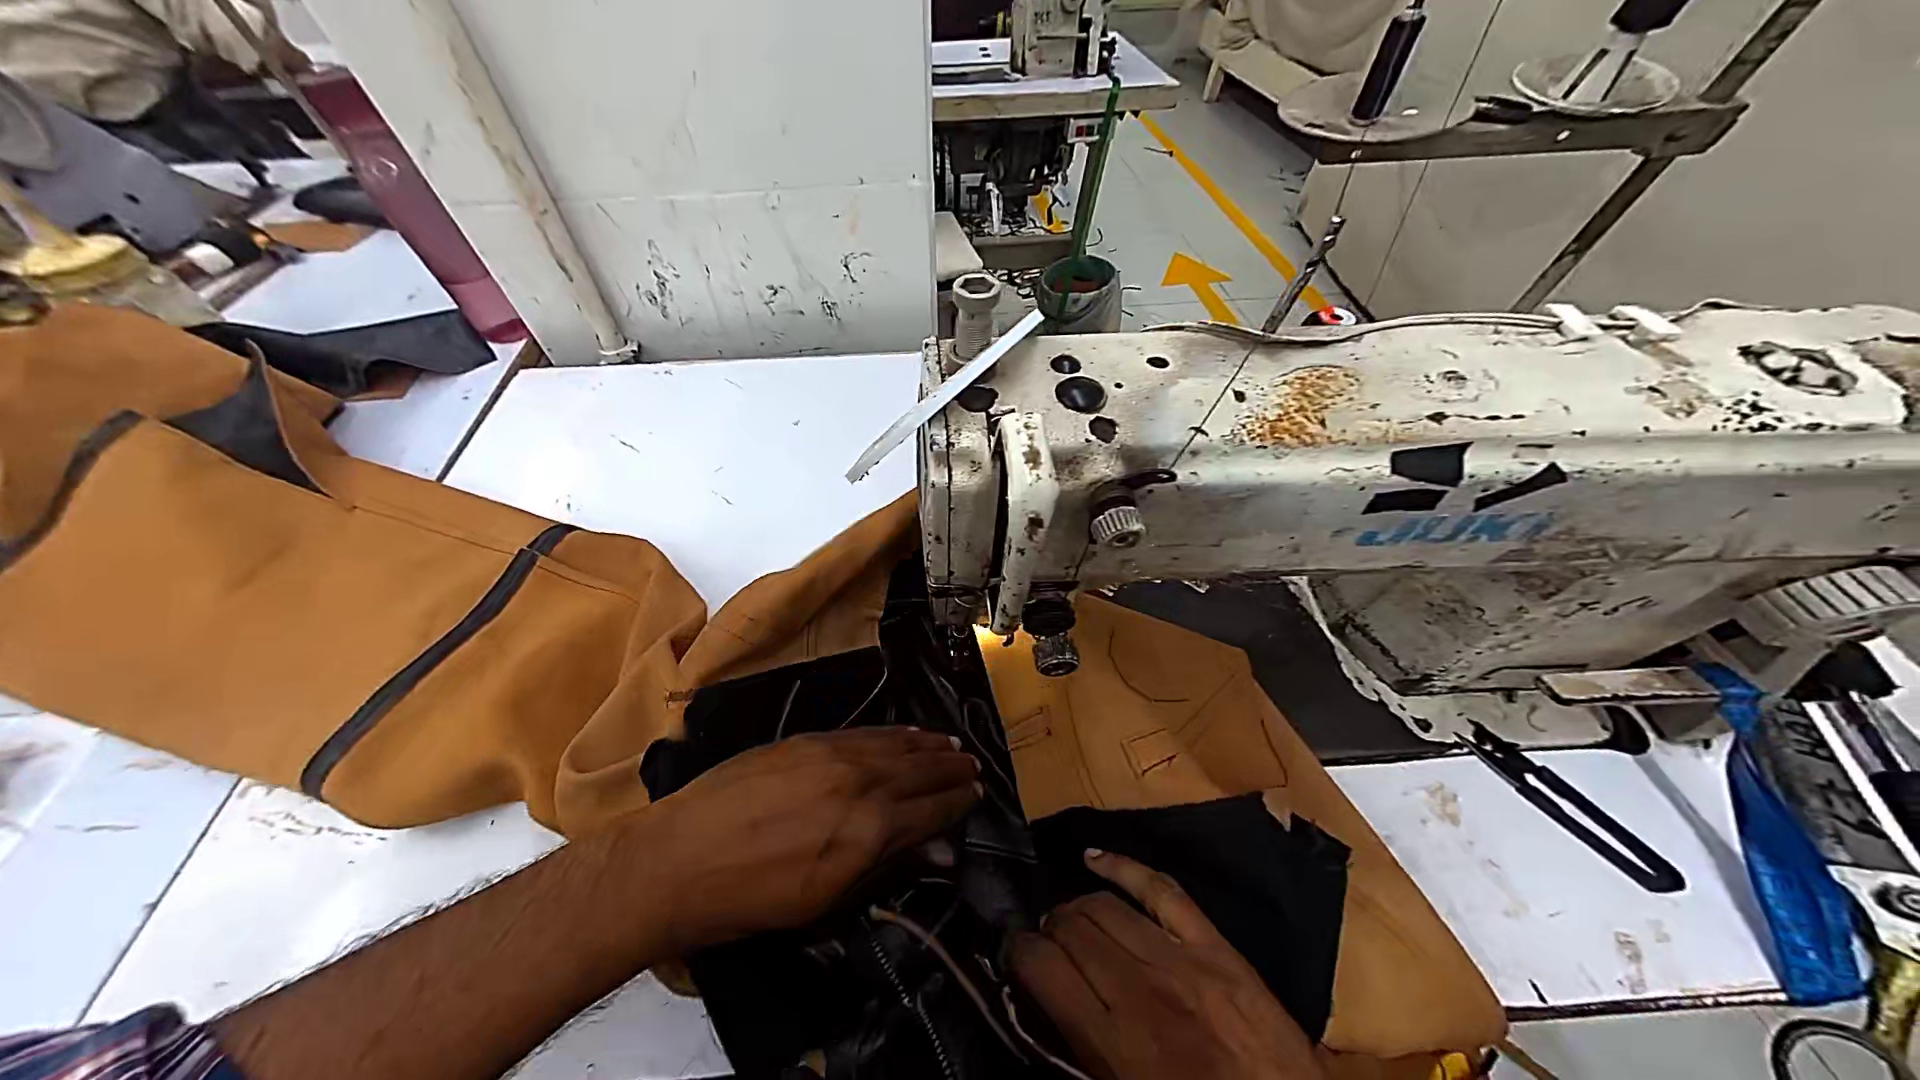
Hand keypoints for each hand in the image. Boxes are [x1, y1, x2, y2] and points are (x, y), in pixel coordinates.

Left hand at [639, 727, 980, 951]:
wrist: (676, 860)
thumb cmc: (749, 899)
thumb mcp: (825, 901)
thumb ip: (886, 866)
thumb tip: (938, 851)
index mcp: (868, 831)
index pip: (929, 811)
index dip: (956, 803)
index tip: (975, 795)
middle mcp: (858, 784)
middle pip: (918, 772)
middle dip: (950, 769)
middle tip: (973, 766)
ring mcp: (831, 756)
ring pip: (895, 746)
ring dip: (927, 746)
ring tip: (951, 744)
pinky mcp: (806, 740)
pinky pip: (862, 733)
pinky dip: (891, 733)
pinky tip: (905, 732)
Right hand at [1012, 851, 1326, 1079]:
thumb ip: (1079, 1051)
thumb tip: (1042, 1000)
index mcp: (1114, 1045)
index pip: (1042, 967)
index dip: (1018, 951)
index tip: (1015, 954)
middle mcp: (1141, 992)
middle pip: (1071, 928)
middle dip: (1047, 929)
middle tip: (1045, 942)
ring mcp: (1183, 963)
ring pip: (1105, 906)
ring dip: (1077, 907)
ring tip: (1070, 919)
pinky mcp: (1217, 948)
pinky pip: (1161, 889)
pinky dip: (1123, 867)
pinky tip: (1094, 858)